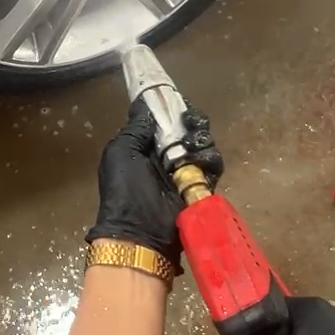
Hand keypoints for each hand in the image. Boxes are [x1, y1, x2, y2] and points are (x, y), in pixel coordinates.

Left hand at [85, 97, 221, 259]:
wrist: (139, 231)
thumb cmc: (124, 189)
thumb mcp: (121, 151)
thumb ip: (136, 128)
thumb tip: (144, 104)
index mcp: (144, 146)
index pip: (165, 120)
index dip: (173, 109)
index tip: (179, 104)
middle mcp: (166, 156)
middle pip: (189, 129)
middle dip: (193, 122)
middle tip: (189, 123)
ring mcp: (185, 171)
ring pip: (203, 144)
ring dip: (201, 139)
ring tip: (192, 145)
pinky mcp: (200, 185)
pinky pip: (212, 166)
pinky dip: (209, 159)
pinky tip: (199, 160)